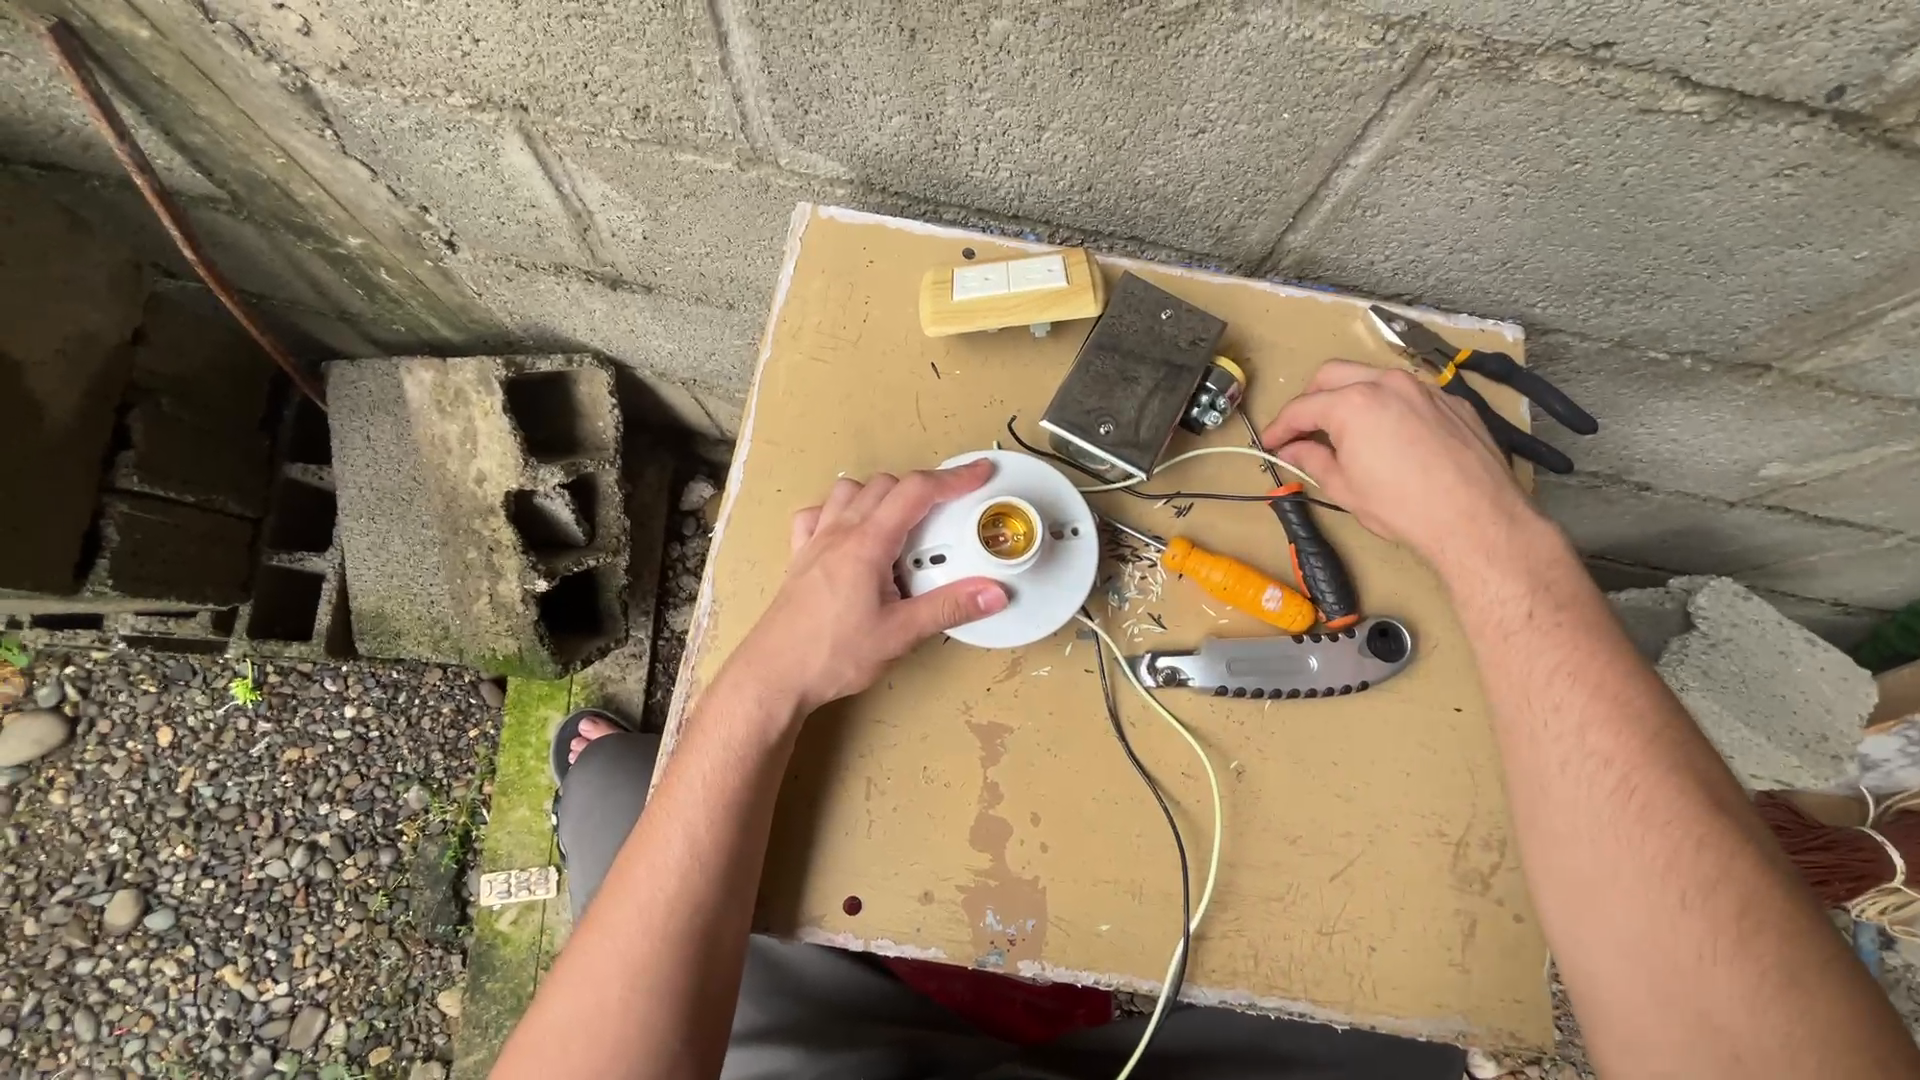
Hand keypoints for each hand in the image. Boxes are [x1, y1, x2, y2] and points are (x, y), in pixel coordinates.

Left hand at [728, 459, 1008, 714]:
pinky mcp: (800, 558)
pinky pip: (818, 514)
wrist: (773, 676)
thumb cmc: (831, 655)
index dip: (953, 478)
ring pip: (850, 491)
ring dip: (881, 495)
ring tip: (904, 524)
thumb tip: (993, 593)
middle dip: (923, 488)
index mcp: (867, 544)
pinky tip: (852, 533)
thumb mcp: (899, 634)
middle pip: (886, 484)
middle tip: (949, 513)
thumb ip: (949, 608)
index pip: (916, 492)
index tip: (979, 473)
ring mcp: (815, 542)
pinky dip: (840, 511)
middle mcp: (838, 533)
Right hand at [1260, 360, 1546, 573]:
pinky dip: (1387, 406)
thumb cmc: (1403, 506)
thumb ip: (1312, 460)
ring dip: (1349, 397)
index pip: (1301, 408)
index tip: (1270, 444)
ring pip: (1372, 377)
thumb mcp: (1343, 488)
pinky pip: (1407, 393)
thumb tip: (1293, 451)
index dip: (1279, 428)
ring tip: (1344, 431)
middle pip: (1332, 375)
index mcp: (1352, 404)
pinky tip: (1388, 436)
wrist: (1474, 518)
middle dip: (1310, 400)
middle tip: (1303, 431)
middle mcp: (1387, 384)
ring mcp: (1424, 389)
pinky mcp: (1451, 401)